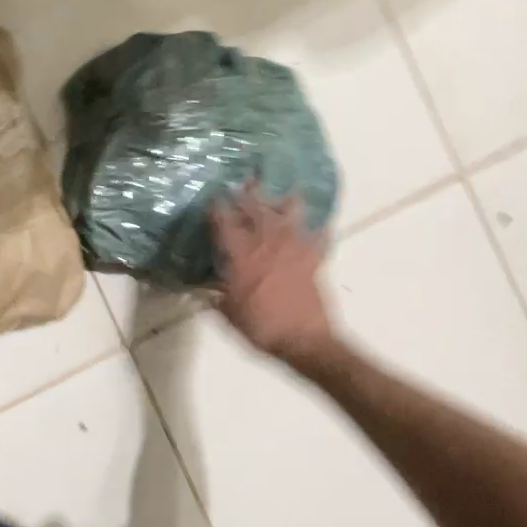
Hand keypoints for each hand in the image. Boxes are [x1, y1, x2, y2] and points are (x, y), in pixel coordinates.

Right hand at [211, 187, 339, 367]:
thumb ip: (216, 297)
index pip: (226, 228)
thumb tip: (204, 288)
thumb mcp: (228, 315)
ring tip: (288, 192)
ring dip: (287, 206)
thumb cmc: (261, 329)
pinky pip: (319, 244)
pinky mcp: (314, 265)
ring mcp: (293, 255)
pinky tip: (322, 226)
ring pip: (289, 222)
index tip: (213, 197)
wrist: (306, 343)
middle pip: (258, 216)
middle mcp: (267, 250)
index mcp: (242, 260)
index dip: (218, 211)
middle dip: (249, 197)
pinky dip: (320, 233)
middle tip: (245, 182)